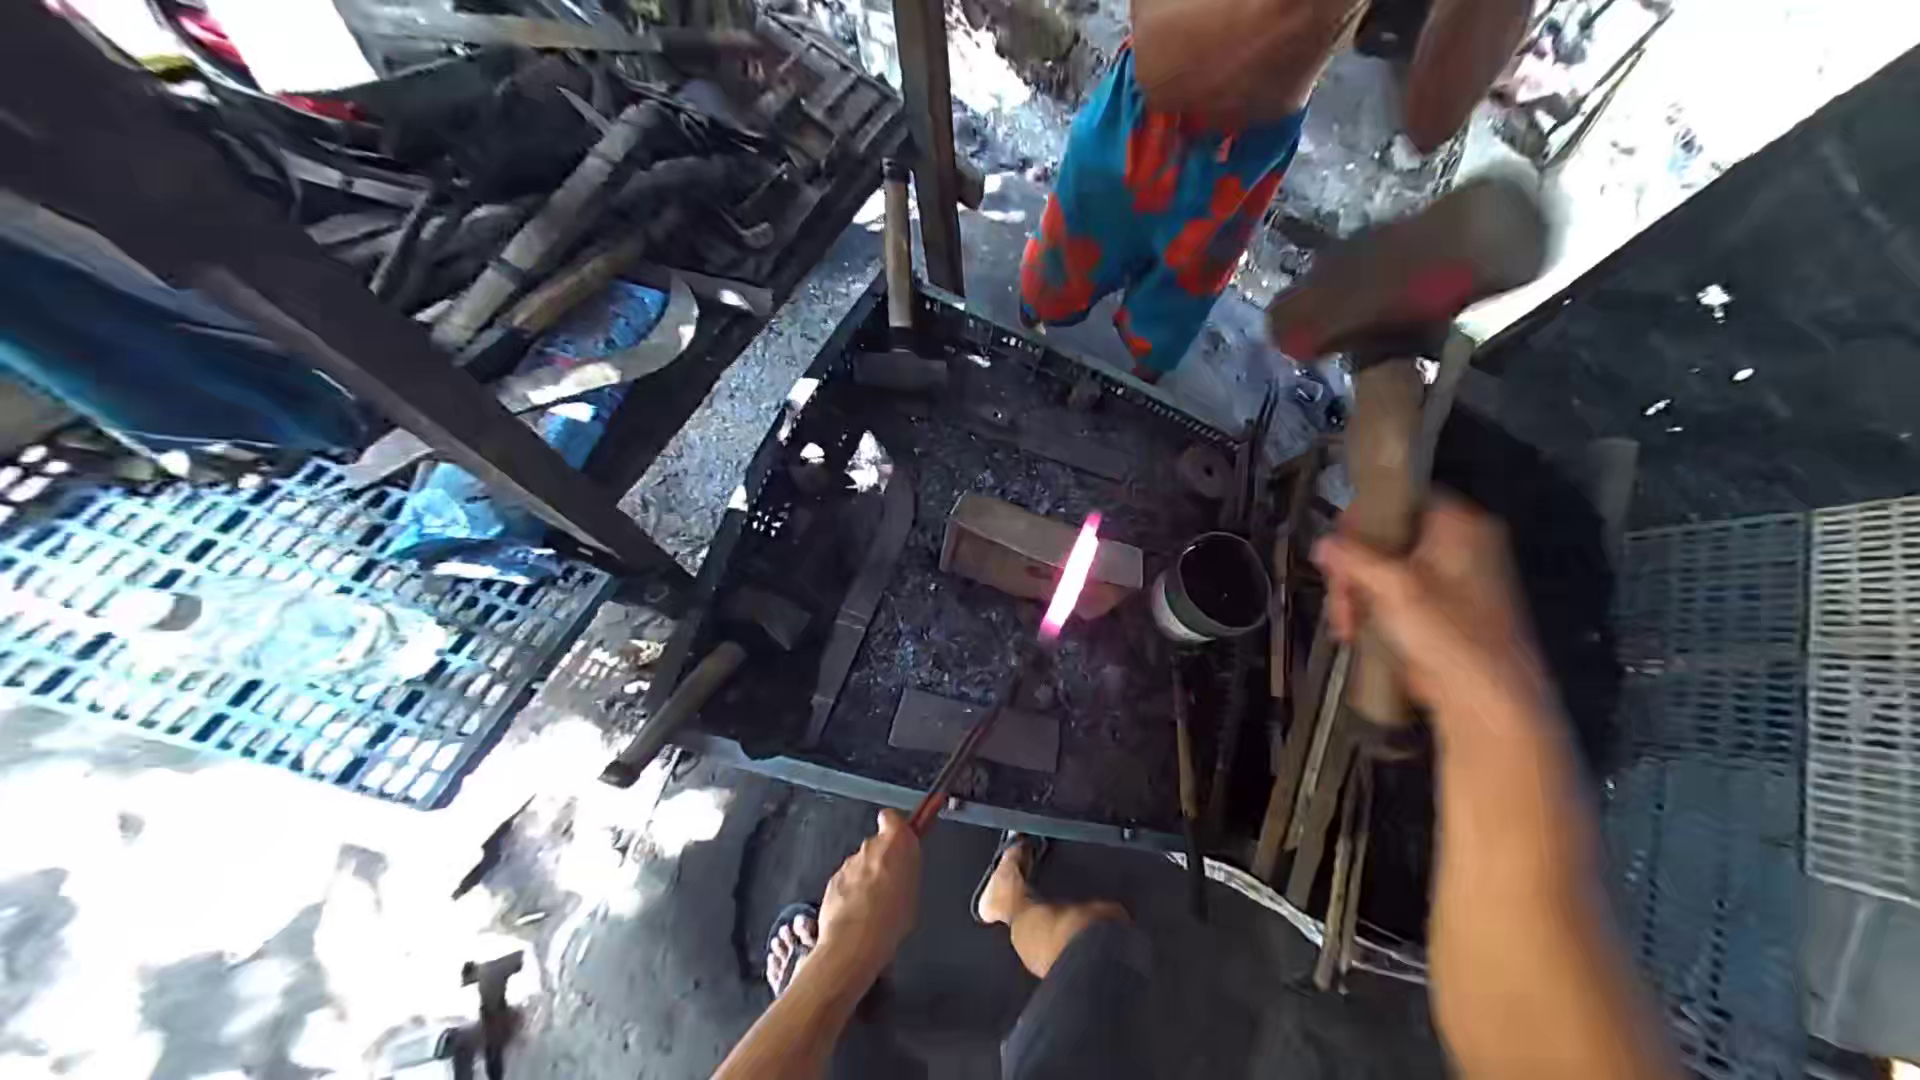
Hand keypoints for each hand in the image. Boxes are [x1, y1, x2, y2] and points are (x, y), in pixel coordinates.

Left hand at [815, 809, 920, 980]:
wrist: (854, 943)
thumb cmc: (890, 920)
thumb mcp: (913, 892)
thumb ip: (906, 868)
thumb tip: (902, 866)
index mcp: (897, 843)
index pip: (892, 817)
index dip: (894, 825)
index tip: (899, 837)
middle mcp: (871, 846)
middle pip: (877, 843)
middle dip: (881, 859)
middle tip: (889, 883)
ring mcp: (850, 862)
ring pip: (861, 863)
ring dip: (866, 877)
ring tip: (873, 905)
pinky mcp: (833, 878)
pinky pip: (847, 879)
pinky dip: (851, 890)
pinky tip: (856, 913)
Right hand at [1312, 495, 1555, 735]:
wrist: (1486, 699)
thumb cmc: (1446, 632)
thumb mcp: (1391, 586)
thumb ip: (1351, 556)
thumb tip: (1322, 542)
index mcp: (1461, 525)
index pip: (1401, 496)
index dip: (1364, 516)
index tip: (1338, 544)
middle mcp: (1460, 545)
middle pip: (1385, 535)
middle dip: (1352, 567)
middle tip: (1340, 595)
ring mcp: (1450, 578)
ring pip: (1381, 567)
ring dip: (1355, 592)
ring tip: (1346, 624)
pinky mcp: (1438, 609)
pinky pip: (1390, 592)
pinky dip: (1369, 607)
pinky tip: (1357, 630)